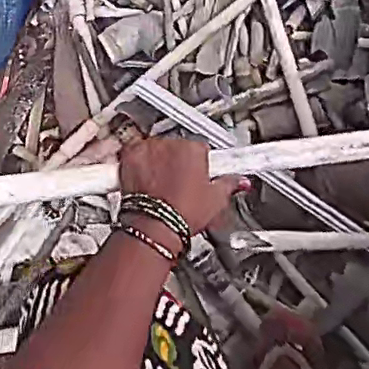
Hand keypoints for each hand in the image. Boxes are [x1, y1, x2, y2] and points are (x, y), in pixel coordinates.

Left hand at [118, 138, 236, 235]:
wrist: (154, 224)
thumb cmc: (183, 213)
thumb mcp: (216, 200)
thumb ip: (229, 184)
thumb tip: (240, 181)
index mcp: (193, 148)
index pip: (200, 147)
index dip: (200, 162)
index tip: (197, 171)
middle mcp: (169, 143)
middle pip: (176, 146)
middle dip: (177, 161)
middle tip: (179, 182)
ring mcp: (148, 148)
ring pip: (155, 148)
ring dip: (157, 160)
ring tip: (161, 183)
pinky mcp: (129, 154)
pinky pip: (134, 151)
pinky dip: (138, 161)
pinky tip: (145, 177)